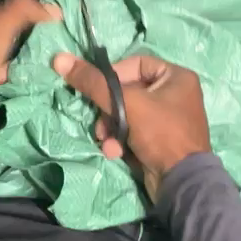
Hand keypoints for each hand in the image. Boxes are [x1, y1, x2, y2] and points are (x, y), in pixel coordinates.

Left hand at [0, 0, 61, 127]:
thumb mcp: (0, 25)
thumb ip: (24, 10)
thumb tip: (55, 10)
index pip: (26, 6)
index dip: (46, 7)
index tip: (69, 14)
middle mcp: (0, 37)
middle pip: (33, 32)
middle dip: (51, 35)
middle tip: (74, 39)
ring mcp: (5, 61)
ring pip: (35, 54)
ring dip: (49, 58)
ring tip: (71, 58)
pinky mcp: (9, 82)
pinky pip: (32, 75)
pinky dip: (42, 76)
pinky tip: (60, 75)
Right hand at [51, 51, 209, 200]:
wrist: (181, 182)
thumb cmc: (160, 133)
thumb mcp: (126, 104)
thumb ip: (93, 82)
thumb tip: (59, 59)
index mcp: (176, 77)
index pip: (136, 63)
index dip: (113, 76)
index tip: (97, 91)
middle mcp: (175, 94)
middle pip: (128, 91)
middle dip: (109, 110)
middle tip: (99, 122)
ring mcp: (167, 119)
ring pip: (127, 114)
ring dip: (111, 128)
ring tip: (106, 141)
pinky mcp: (159, 140)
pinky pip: (133, 131)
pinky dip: (121, 140)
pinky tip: (115, 152)